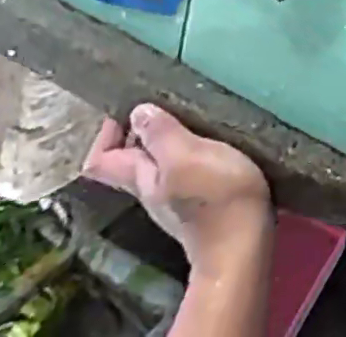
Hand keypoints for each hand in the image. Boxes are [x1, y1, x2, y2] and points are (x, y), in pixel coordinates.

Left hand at [83, 104, 271, 271]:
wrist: (244, 246)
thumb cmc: (215, 197)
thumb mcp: (188, 157)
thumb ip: (162, 135)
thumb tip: (137, 113)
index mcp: (142, 178)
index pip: (101, 160)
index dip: (107, 132)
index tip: (132, 106)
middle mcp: (153, 189)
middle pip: (131, 158)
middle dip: (143, 128)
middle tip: (170, 100)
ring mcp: (177, 196)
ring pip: (160, 161)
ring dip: (170, 136)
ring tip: (195, 112)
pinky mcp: (201, 199)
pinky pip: (185, 167)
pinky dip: (191, 149)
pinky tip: (214, 137)